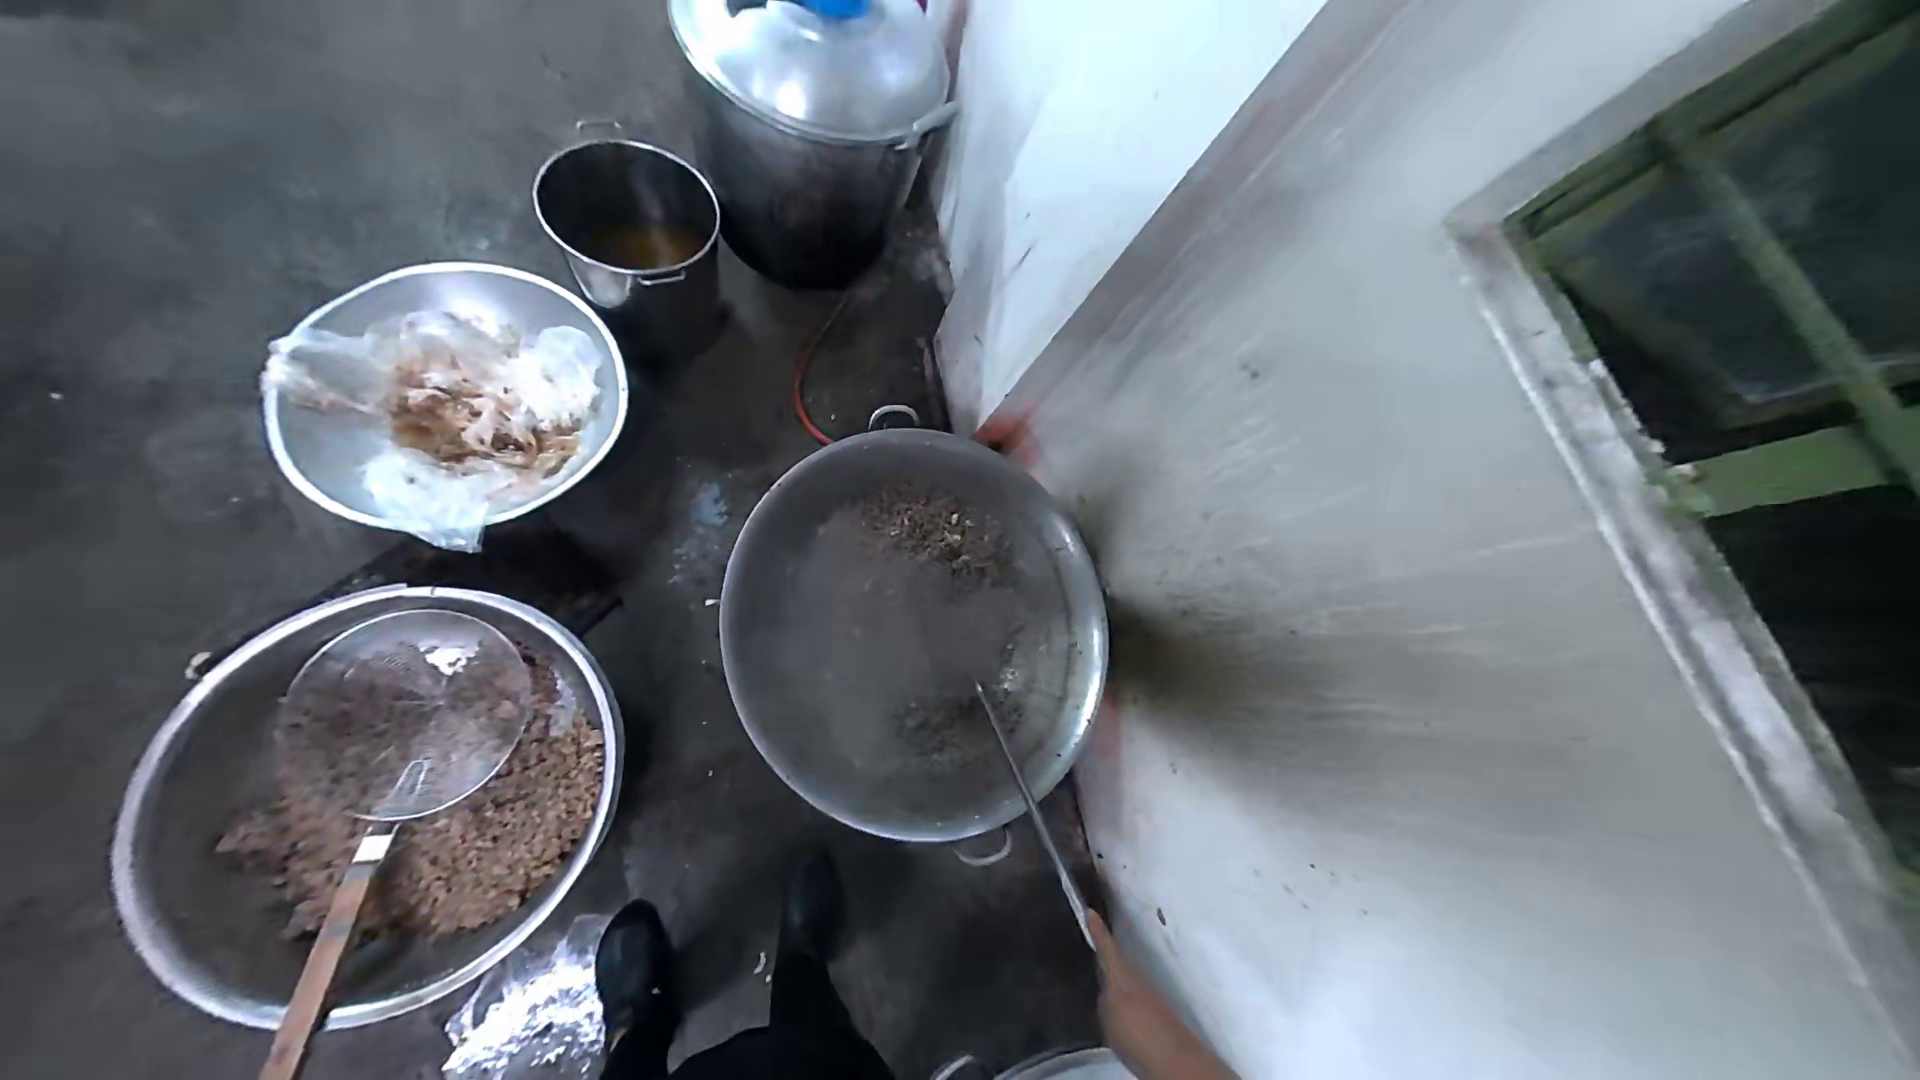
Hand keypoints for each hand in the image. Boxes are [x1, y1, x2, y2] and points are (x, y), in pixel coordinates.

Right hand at [1088, 911, 1239, 1079]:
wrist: (1175, 1061)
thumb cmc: (1135, 1032)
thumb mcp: (1108, 1018)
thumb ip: (1104, 1002)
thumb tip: (1106, 994)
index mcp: (1120, 974)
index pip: (1106, 946)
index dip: (1097, 930)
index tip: (1090, 911)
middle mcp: (1136, 979)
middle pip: (1118, 961)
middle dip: (1106, 955)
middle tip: (1092, 947)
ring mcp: (1149, 995)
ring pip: (1127, 980)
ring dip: (1116, 980)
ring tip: (1101, 983)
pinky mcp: (1157, 1013)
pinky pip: (1135, 999)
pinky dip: (1126, 1001)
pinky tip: (1120, 1015)